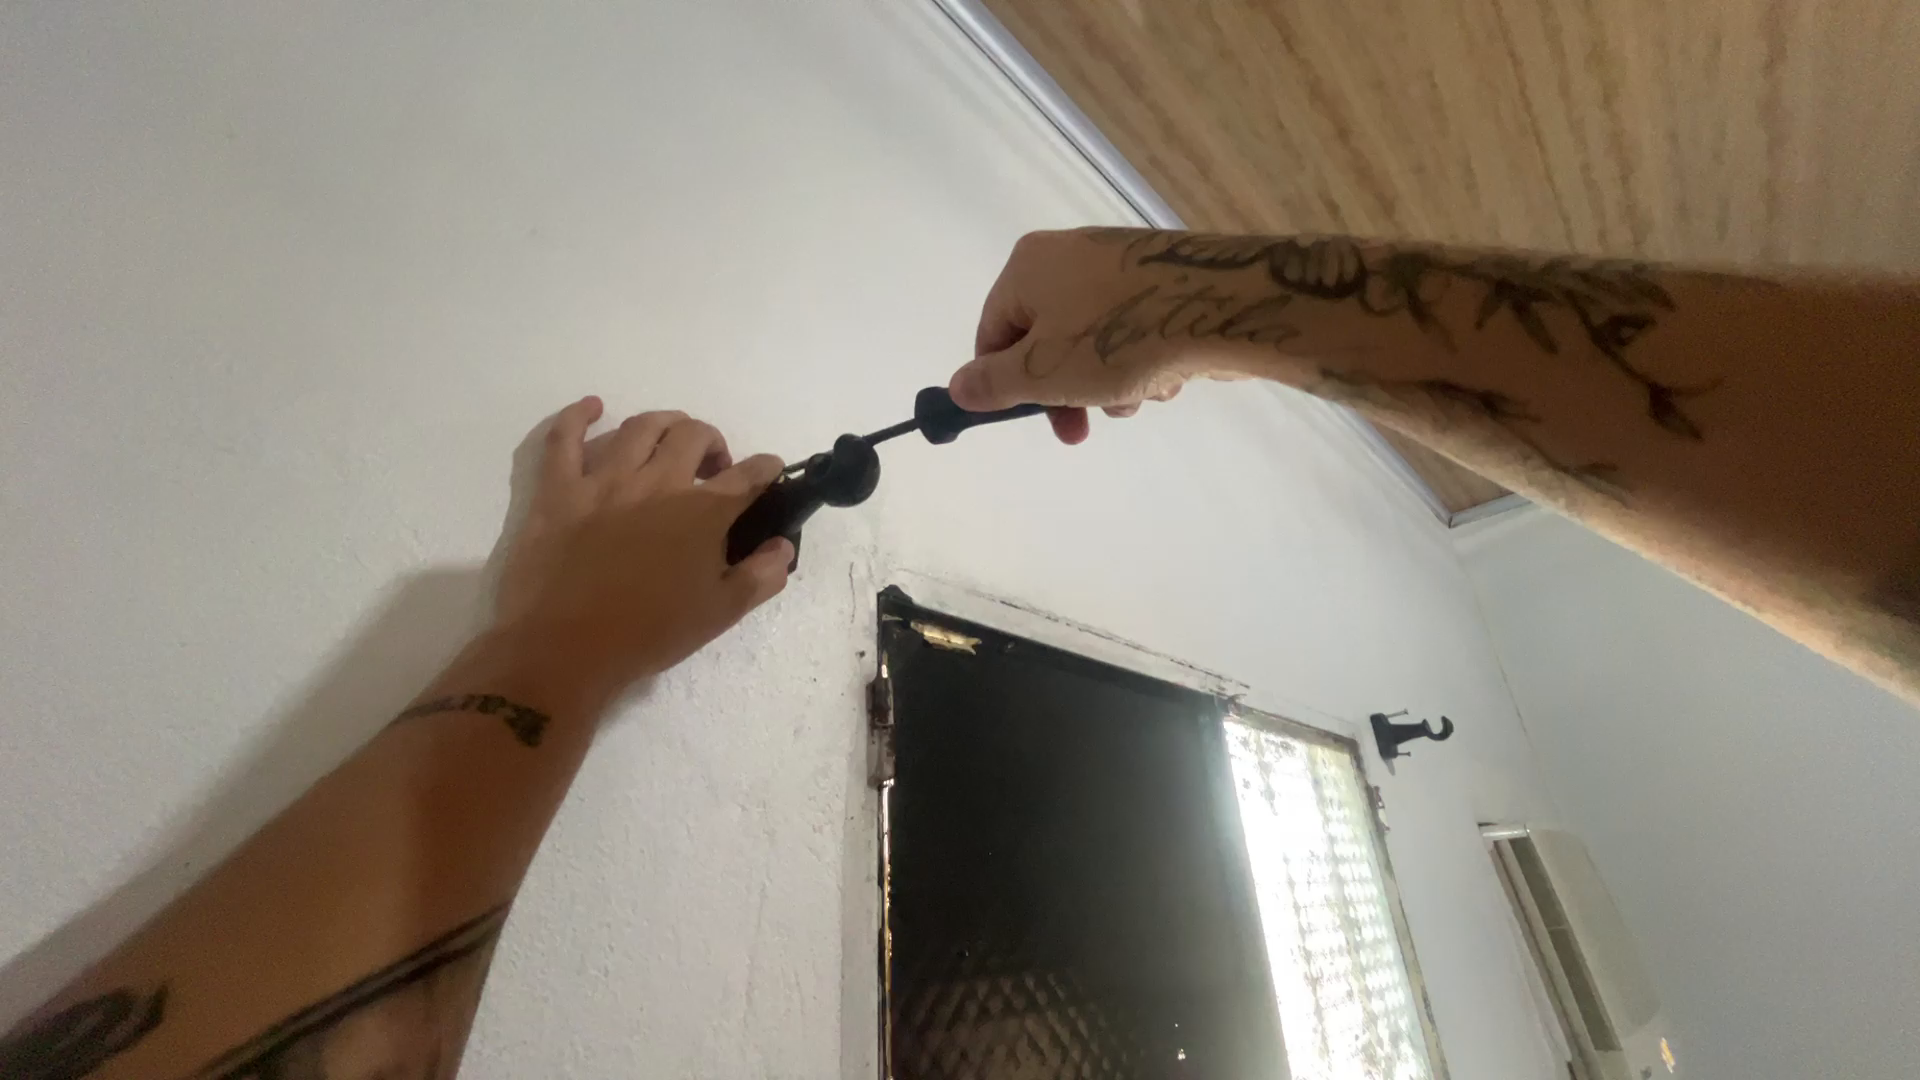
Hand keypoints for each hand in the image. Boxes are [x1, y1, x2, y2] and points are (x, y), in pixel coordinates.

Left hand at [493, 397, 792, 693]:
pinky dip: (578, 416)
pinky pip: (563, 438)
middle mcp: (657, 482)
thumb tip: (783, 546)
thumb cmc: (649, 633)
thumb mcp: (721, 612)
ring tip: (669, 440)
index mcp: (702, 512)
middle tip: (713, 468)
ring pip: (640, 427)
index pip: (748, 475)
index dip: (767, 469)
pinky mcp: (556, 489)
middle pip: (694, 435)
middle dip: (714, 442)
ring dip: (665, 424)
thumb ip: (762, 575)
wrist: (563, 650)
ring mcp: (603, 480)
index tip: (770, 472)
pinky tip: (592, 409)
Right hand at [948, 228, 1202, 443]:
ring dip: (1104, 385)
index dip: (1002, 384)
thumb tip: (957, 388)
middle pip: (1042, 343)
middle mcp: (1067, 257)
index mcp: (1027, 268)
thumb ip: (993, 384)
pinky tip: (1164, 378)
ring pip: (1089, 346)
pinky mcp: (1159, 282)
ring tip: (1134, 398)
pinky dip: (1138, 363)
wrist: (1226, 307)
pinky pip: (1129, 334)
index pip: (991, 334)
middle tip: (1078, 433)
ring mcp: (1117, 267)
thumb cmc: (1118, 339)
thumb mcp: (1041, 372)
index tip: (1025, 419)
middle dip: (1061, 393)